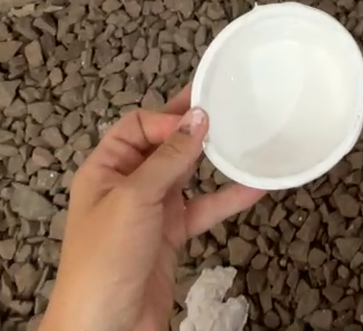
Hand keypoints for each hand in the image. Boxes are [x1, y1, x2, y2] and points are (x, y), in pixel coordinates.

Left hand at [43, 92, 265, 330]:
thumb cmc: (107, 258)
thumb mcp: (134, 199)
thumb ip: (169, 156)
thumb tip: (199, 115)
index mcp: (106, 168)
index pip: (139, 125)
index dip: (168, 118)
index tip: (201, 119)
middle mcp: (127, 183)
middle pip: (164, 144)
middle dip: (195, 127)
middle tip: (232, 103)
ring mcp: (151, 210)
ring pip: (187, 173)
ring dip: (215, 159)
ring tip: (247, 136)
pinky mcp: (172, 234)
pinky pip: (204, 207)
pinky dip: (228, 197)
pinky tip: (256, 186)